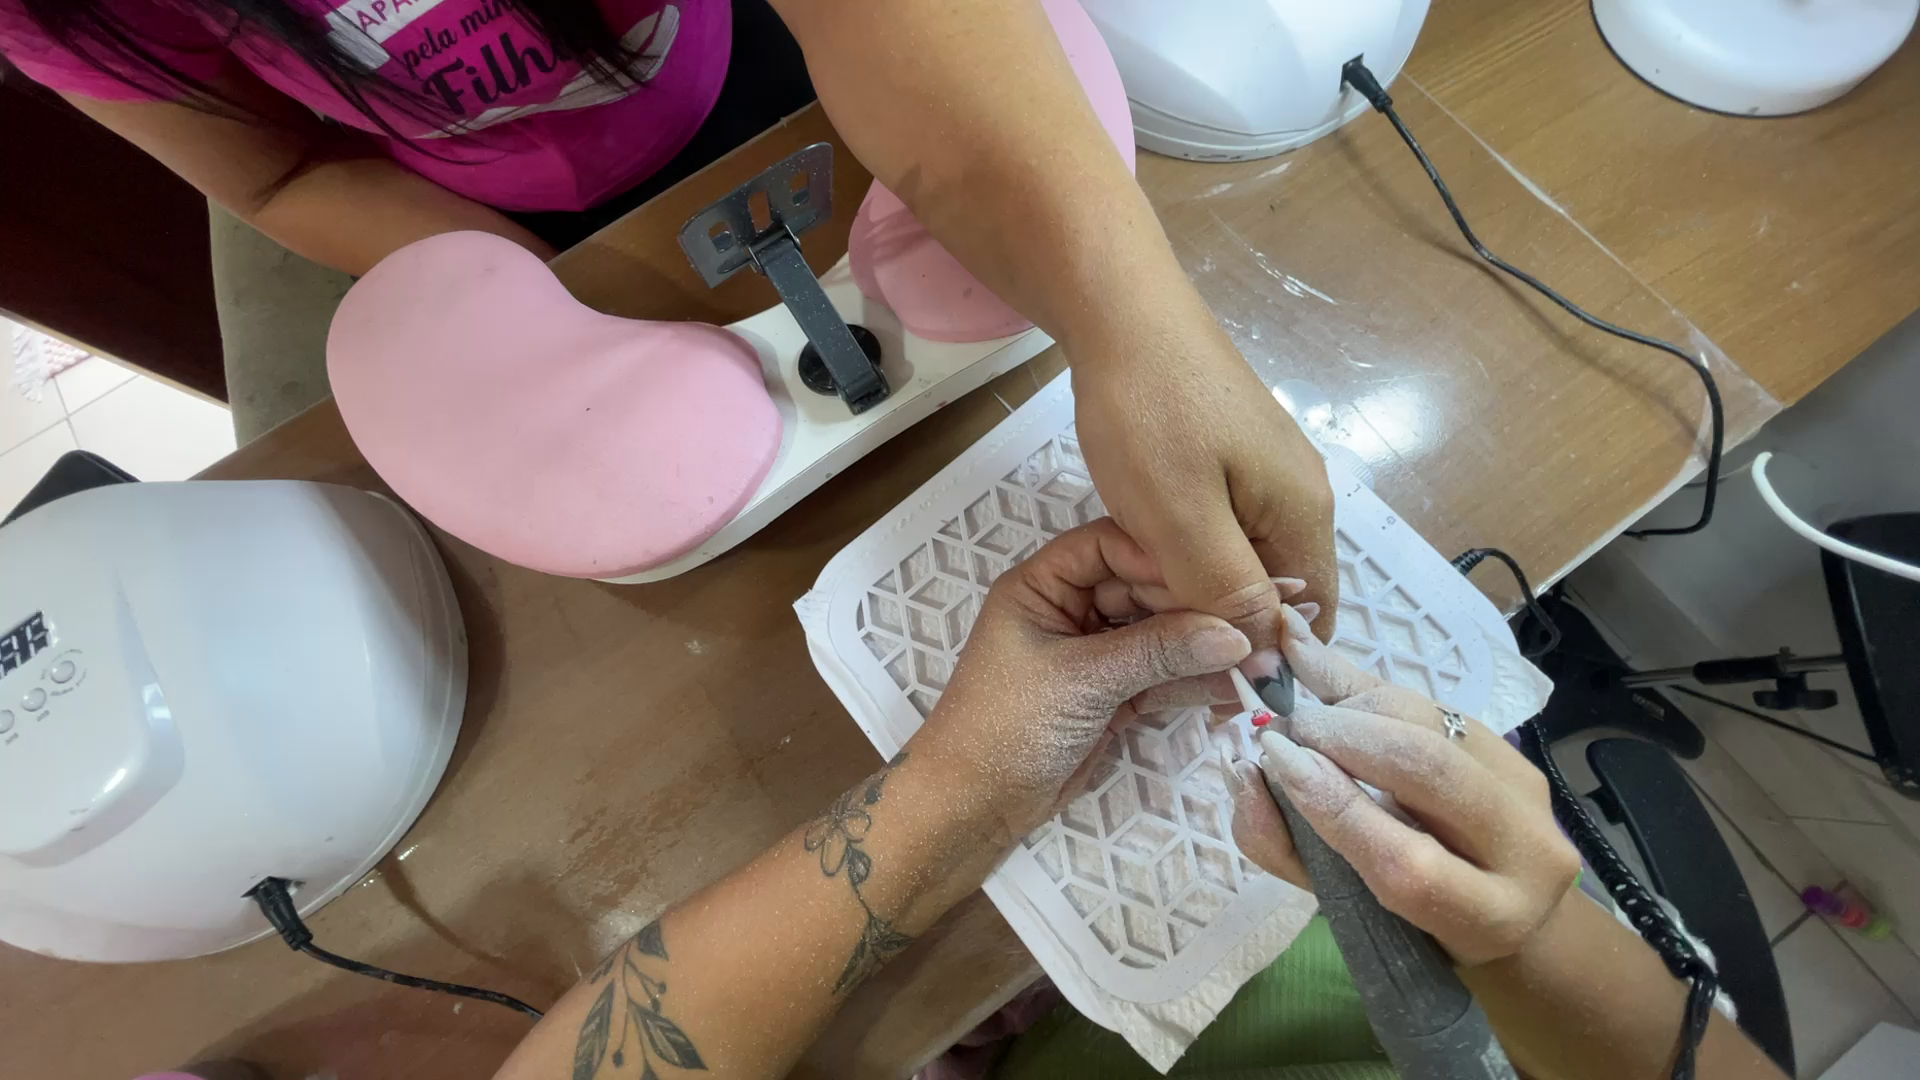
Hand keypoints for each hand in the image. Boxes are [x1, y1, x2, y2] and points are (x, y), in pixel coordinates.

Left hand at [909, 518, 1252, 841]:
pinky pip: (1160, 675)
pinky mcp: (1112, 692)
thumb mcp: (1082, 679)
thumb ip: (1158, 651)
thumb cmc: (1008, 724)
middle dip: (1196, 604)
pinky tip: (1240, 684)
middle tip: (1262, 613)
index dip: (1162, 552)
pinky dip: (1194, 680)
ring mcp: (1094, 652)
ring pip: (1158, 634)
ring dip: (1205, 645)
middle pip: (1142, 589)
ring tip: (1267, 650)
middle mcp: (1070, 609)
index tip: (1221, 565)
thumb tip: (1236, 633)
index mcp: (1042, 585)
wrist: (976, 804)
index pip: (1109, 545)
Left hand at [1073, 325, 1337, 650]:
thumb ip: (1228, 588)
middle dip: (1225, 622)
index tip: (1207, 683)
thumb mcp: (1181, 518)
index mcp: (1303, 516)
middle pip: (1275, 590)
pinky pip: (1217, 526)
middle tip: (1163, 641)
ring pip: (1240, 558)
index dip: (1265, 659)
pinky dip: (1186, 550)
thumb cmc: (1149, 418)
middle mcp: (1297, 496)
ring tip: (1146, 602)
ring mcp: (1262, 471)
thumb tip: (1272, 655)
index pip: (1309, 618)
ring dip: (1198, 587)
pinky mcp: (1225, 455)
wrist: (1121, 316)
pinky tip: (1146, 551)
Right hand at [1229, 607, 1579, 964]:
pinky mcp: (1500, 738)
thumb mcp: (1333, 894)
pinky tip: (1295, 642)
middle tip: (1282, 731)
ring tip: (1303, 718)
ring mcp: (1520, 782)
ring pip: (1422, 717)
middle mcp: (1526, 849)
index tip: (1272, 757)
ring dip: (1345, 705)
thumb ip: (1277, 842)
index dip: (1330, 804)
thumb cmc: (1401, 907)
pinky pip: (1415, 694)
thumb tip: (1240, 769)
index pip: (1404, 862)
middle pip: (1424, 767)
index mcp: (1485, 916)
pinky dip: (1349, 676)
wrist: (1492, 888)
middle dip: (1336, 735)